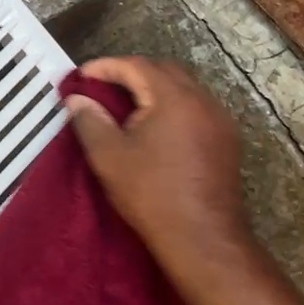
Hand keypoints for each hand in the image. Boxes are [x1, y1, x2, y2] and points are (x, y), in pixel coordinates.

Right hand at [64, 57, 252, 273]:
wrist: (202, 238)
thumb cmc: (150, 192)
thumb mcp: (108, 155)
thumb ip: (89, 120)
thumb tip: (77, 99)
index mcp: (174, 99)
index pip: (137, 66)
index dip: (106, 66)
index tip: (82, 77)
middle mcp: (204, 102)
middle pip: (164, 71)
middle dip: (131, 72)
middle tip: (102, 86)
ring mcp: (220, 121)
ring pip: (184, 88)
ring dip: (153, 88)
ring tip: (125, 104)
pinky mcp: (227, 141)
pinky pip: (196, 107)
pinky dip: (171, 105)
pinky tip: (153, 125)